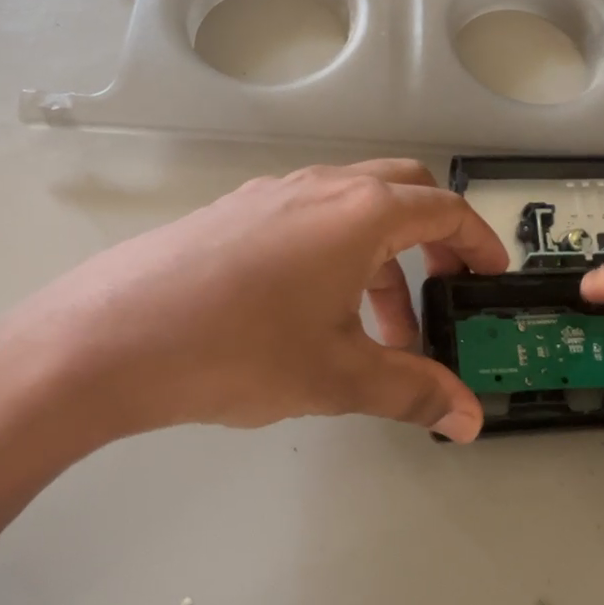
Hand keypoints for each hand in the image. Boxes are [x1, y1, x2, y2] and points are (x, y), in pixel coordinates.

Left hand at [0, 160, 507, 445]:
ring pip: (353, 205)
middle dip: (435, 235)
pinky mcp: (236, 209)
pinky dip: (337, 248)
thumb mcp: (337, 376)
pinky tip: (312, 308)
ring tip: (377, 327)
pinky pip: (309, 214)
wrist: (111, 335)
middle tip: (444, 288)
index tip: (492, 277)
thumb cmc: (239, 349)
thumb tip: (467, 418)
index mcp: (361, 212)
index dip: (478, 242)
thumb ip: (412, 391)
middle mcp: (323, 186)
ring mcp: (275, 191)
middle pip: (403, 189)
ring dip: (382, 253)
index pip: (444, 209)